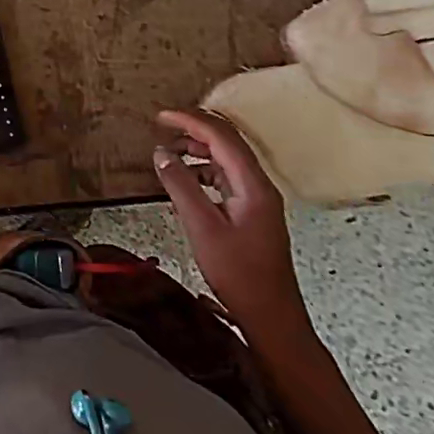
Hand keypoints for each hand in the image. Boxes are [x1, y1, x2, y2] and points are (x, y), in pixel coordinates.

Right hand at [153, 109, 308, 332]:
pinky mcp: (252, 212)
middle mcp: (259, 184)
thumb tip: (162, 154)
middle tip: (164, 126)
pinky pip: (227, 177)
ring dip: (198, 150)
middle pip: (227, 141)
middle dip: (194, 129)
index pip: (220, 136)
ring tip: (170, 153)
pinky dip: (204, 171)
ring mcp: (258, 198)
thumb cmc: (239, 276)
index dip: (189, 121)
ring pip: (227, 158)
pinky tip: (186, 181)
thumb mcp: (202, 228)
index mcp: (253, 183)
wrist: (272, 317)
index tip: (162, 116)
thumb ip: (181, 186)